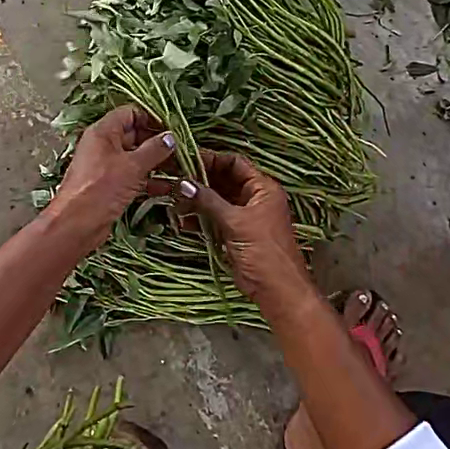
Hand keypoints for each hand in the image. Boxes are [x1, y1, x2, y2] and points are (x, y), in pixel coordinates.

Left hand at [47, 105, 178, 250]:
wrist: (76, 226)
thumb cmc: (100, 190)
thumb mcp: (132, 166)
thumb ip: (155, 149)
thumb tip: (171, 138)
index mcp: (103, 132)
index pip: (130, 113)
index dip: (152, 118)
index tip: (173, 128)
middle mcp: (104, 146)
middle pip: (135, 135)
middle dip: (159, 143)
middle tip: (181, 150)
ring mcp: (107, 167)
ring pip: (136, 158)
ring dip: (158, 163)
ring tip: (181, 168)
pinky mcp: (111, 186)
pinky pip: (134, 177)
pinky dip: (150, 180)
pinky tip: (169, 187)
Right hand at [180, 152, 313, 302]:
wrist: (276, 288)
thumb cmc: (263, 250)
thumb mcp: (235, 221)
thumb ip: (209, 200)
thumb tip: (184, 183)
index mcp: (262, 188)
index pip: (235, 164)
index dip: (211, 160)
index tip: (187, 160)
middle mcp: (253, 198)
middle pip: (223, 181)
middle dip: (199, 182)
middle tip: (173, 181)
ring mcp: (243, 216)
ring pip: (216, 200)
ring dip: (196, 201)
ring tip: (174, 204)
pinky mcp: (234, 233)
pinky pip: (214, 218)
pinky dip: (199, 219)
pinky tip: (182, 222)